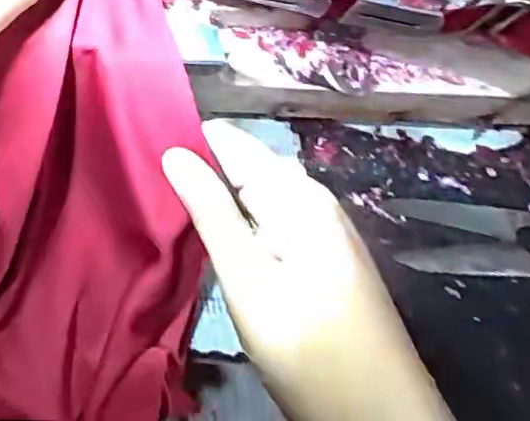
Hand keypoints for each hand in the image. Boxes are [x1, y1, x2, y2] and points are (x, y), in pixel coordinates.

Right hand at [162, 121, 453, 420]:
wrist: (384, 418)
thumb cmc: (311, 350)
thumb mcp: (250, 283)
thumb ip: (212, 214)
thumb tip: (174, 153)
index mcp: (295, 193)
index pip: (231, 141)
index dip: (189, 138)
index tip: (145, 142)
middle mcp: (310, 197)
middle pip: (243, 165)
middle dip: (200, 167)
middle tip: (149, 177)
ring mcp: (320, 225)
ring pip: (255, 193)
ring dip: (218, 194)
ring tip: (169, 199)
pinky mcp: (320, 253)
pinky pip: (270, 217)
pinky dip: (239, 218)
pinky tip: (216, 233)